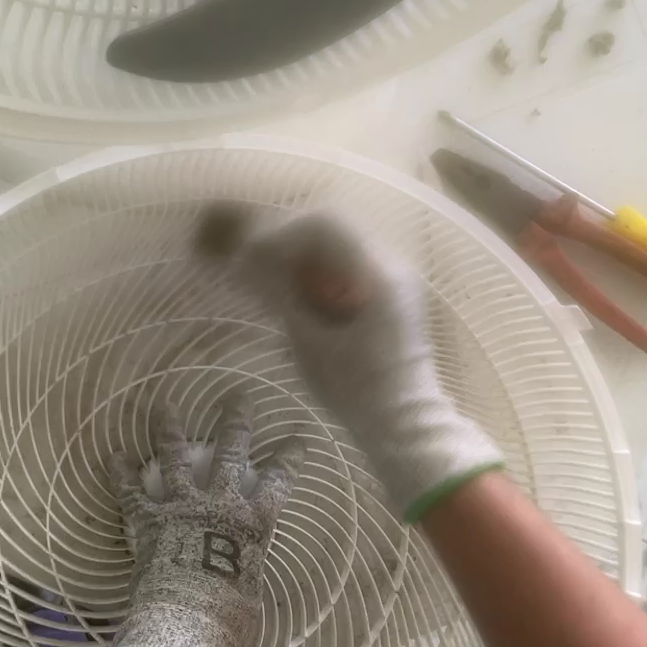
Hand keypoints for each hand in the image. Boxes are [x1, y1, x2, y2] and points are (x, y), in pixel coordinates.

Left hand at [93, 395, 301, 646]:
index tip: (298, 437)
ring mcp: (183, 506)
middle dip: (236, 421)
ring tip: (166, 406)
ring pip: (176, 457)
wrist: (188, 624)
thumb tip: (241, 582)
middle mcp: (221, 504)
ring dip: (170, 429)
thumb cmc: (228, 619)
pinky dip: (120, 475)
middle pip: (232, 452)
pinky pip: (131, 492)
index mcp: (254, 524)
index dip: (290, 459)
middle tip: (238, 396)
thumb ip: (245, 575)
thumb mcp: (251, 596)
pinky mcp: (150, 519)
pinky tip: (112, 455)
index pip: (279, 483)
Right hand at [197, 205, 503, 523]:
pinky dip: (314, 268)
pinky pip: (345, 263)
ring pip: (336, 242)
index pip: (323, 223)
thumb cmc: (356, 389)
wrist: (403, 423)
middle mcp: (389, 263)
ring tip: (265, 278)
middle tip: (251, 265)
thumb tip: (243, 262)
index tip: (248, 257)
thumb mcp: (308, 340)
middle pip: (330, 227)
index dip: (278, 232)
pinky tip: (291, 291)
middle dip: (285, 239)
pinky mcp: (386, 292)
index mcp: (375, 272)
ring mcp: (391, 276)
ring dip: (297, 253)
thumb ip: (279, 293)